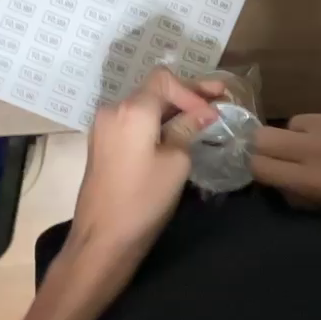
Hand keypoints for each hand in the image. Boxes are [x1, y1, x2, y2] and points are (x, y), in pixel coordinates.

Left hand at [71, 69, 224, 259]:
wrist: (102, 239)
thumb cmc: (144, 200)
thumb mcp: (176, 162)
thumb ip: (187, 129)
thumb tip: (202, 113)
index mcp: (132, 109)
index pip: (165, 80)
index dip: (194, 90)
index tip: (216, 109)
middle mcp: (113, 110)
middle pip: (153, 90)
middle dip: (185, 95)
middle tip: (218, 99)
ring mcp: (103, 127)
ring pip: (143, 105)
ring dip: (171, 109)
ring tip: (201, 116)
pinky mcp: (102, 144)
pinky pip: (133, 121)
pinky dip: (155, 122)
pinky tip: (175, 131)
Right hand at [252, 105, 320, 238]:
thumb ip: (312, 196)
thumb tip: (289, 188)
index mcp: (312, 178)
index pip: (257, 164)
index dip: (253, 167)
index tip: (257, 172)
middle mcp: (315, 145)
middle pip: (264, 136)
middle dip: (264, 146)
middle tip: (276, 157)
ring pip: (297, 122)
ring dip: (300, 136)